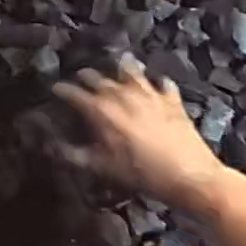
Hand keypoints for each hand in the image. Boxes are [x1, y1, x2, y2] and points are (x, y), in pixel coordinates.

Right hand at [51, 54, 232, 211]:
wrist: (194, 179)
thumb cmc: (144, 174)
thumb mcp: (103, 168)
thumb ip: (73, 154)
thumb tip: (51, 145)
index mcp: (100, 109)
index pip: (72, 92)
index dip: (60, 89)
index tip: (54, 90)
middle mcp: (120, 95)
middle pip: (96, 77)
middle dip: (85, 77)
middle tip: (81, 80)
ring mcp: (148, 94)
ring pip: (130, 70)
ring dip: (120, 68)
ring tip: (115, 66)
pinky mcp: (172, 100)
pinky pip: (163, 83)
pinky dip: (157, 82)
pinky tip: (155, 84)